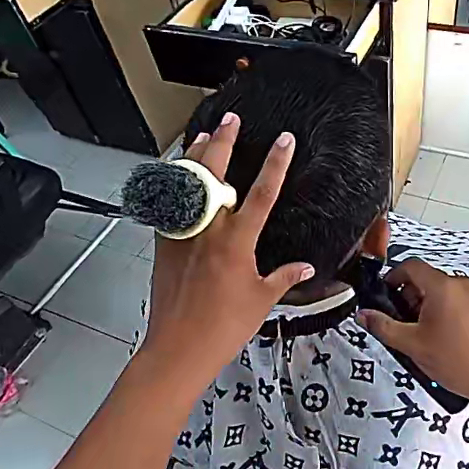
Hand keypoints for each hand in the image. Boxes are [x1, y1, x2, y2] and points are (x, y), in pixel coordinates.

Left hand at [139, 113, 313, 388]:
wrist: (179, 347)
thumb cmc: (222, 327)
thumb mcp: (262, 300)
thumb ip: (285, 277)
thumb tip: (304, 268)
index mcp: (237, 242)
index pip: (263, 193)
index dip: (277, 163)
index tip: (285, 141)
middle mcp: (207, 232)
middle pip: (215, 175)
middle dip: (225, 142)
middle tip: (232, 121)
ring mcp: (182, 235)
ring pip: (186, 185)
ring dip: (195, 156)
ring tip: (203, 135)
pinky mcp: (164, 245)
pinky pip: (167, 206)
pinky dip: (173, 186)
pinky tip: (176, 177)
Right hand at [357, 259, 468, 409]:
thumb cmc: (462, 362)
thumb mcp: (412, 345)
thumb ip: (384, 326)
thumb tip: (366, 315)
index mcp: (443, 287)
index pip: (411, 266)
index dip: (392, 277)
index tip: (385, 293)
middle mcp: (462, 286)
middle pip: (426, 280)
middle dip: (407, 298)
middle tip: (399, 320)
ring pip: (441, 293)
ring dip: (424, 308)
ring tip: (418, 336)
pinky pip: (456, 304)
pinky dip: (442, 315)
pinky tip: (438, 342)